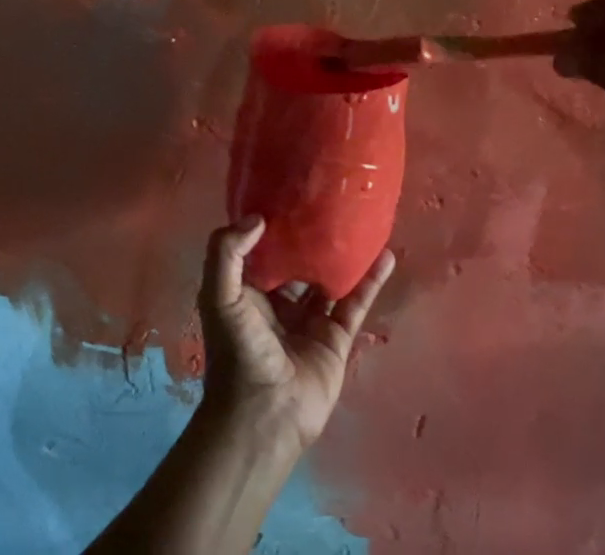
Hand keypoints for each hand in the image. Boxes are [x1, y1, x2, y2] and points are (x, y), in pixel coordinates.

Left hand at [198, 217, 395, 447]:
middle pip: (297, 262)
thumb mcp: (218, 296)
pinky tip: (386, 254)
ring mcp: (309, 320)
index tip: (286, 190)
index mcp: (246, 291)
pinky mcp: (337, 338)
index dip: (270, 223)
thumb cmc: (237, 351)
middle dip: (310, 235)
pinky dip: (371, 280)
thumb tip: (258, 218)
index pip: (259, 250)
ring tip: (360, 220)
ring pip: (329, 279)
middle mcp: (278, 302)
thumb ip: (227, 253)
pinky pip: (355, 303)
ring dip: (344, 254)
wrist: (265, 413)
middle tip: (329, 200)